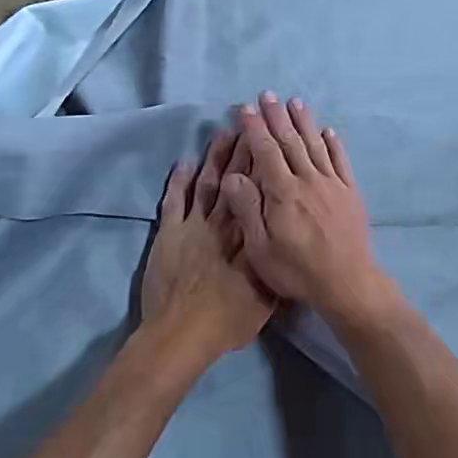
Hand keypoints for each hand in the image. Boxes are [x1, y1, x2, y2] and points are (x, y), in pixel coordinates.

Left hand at [140, 129, 274, 363]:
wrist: (183, 334)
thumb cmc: (229, 319)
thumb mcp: (267, 298)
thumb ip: (276, 265)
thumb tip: (288, 242)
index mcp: (250, 237)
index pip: (261, 193)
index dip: (267, 166)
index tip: (272, 141)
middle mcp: (224, 224)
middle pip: (237, 180)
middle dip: (245, 150)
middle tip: (250, 123)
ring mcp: (195, 226)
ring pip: (208, 183)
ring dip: (216, 157)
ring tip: (224, 132)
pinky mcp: (170, 233)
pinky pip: (175, 201)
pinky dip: (179, 180)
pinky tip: (185, 161)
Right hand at [223, 92, 401, 326]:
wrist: (348, 282)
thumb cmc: (298, 270)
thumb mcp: (261, 248)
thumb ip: (247, 209)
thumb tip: (233, 175)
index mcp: (283, 192)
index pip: (265, 151)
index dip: (254, 128)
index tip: (244, 109)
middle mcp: (308, 180)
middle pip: (290, 141)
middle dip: (276, 116)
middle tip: (267, 94)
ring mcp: (332, 184)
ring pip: (315, 145)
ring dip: (304, 122)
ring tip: (295, 102)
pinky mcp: (350, 192)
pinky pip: (341, 161)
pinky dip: (334, 144)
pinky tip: (328, 131)